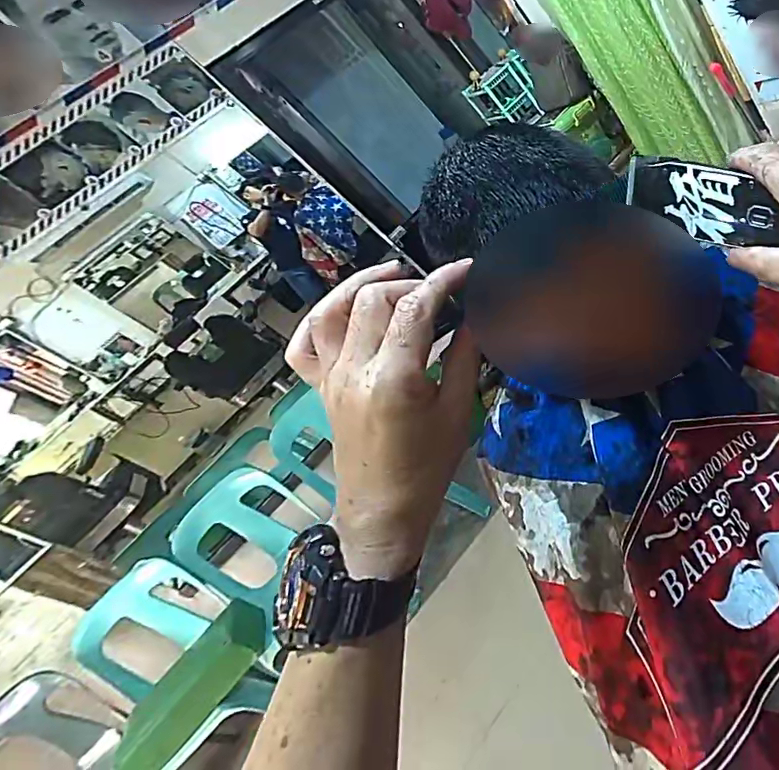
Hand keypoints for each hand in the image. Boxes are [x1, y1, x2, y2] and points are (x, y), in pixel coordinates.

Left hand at [285, 258, 478, 578]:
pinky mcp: (319, 386)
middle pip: (372, 300)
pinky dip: (321, 316)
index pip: (415, 308)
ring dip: (362, 284)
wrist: (383, 509)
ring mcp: (330, 377)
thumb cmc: (427, 466)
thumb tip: (473, 316)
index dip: (443, 280)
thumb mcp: (458, 409)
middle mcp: (354, 371)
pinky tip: (346, 307)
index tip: (467, 270)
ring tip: (394, 274)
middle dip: (411, 282)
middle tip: (441, 289)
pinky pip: (305, 343)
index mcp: (393, 379)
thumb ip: (464, 356)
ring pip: (331, 310)